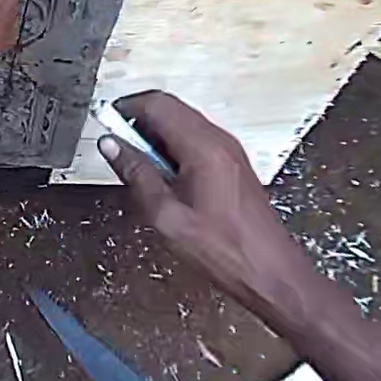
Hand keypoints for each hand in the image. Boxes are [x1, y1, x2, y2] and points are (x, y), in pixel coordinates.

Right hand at [98, 91, 311, 312]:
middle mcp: (218, 138)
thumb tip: (109, 144)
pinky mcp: (232, 159)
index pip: (157, 104)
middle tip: (117, 140)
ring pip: (182, 118)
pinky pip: (195, 133)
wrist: (275, 276)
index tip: (105, 122)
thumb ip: (136, 174)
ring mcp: (228, 147)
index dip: (126, 107)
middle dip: (138, 115)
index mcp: (202, 147)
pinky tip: (162, 169)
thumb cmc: (221, 250)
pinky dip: (172, 139)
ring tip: (136, 159)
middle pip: (170, 105)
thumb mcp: (166, 217)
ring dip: (154, 128)